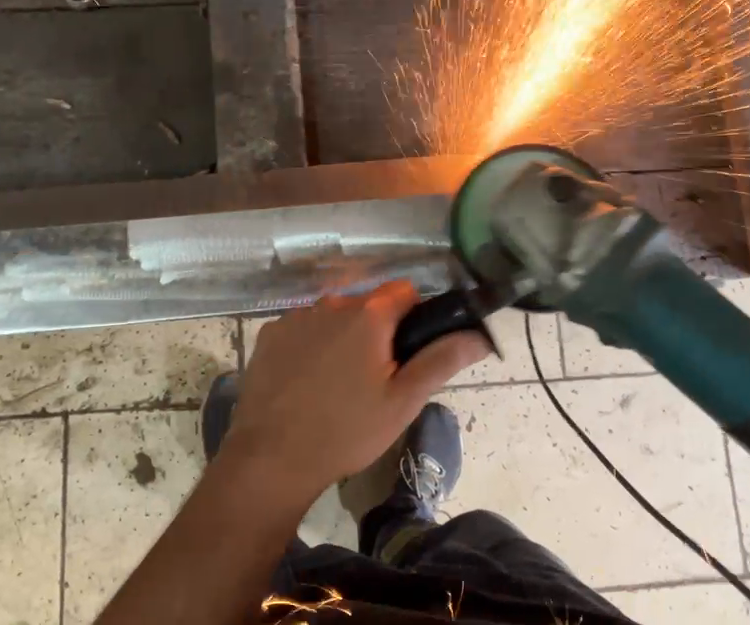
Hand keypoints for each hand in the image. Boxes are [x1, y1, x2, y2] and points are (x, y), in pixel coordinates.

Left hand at [222, 281, 490, 503]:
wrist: (272, 458)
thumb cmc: (347, 430)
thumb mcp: (403, 401)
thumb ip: (441, 360)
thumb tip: (479, 334)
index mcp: (367, 315)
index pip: (404, 291)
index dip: (415, 315)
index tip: (411, 350)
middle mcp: (330, 304)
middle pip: (367, 306)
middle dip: (377, 332)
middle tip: (377, 380)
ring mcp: (295, 318)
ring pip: (333, 318)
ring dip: (342, 338)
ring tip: (339, 387)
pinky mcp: (269, 335)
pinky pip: (302, 331)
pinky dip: (310, 347)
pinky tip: (306, 385)